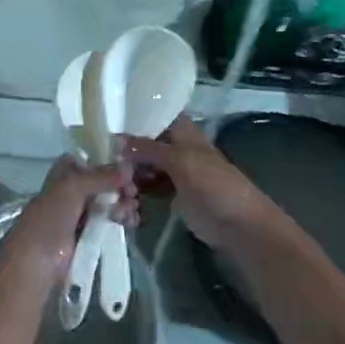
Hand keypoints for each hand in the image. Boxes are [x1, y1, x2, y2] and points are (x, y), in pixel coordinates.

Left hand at [0, 157, 137, 286]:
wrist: (37, 261)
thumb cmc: (50, 218)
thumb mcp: (72, 188)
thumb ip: (101, 176)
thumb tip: (129, 166)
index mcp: (63, 174)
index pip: (89, 160)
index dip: (109, 163)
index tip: (128, 169)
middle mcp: (73, 190)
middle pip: (103, 182)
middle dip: (121, 186)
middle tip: (133, 193)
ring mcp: (81, 214)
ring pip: (109, 202)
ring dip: (124, 203)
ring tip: (131, 211)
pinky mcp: (90, 235)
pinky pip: (110, 222)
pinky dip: (122, 219)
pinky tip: (131, 221)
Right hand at [122, 115, 293, 252]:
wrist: (239, 226)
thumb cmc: (214, 184)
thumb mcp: (180, 160)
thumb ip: (146, 148)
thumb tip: (114, 139)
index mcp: (182, 132)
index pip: (152, 117)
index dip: (132, 120)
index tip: (105, 125)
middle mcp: (174, 148)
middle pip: (142, 145)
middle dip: (125, 155)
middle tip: (108, 168)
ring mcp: (172, 172)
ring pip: (141, 168)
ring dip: (128, 177)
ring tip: (117, 189)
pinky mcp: (170, 196)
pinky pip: (146, 190)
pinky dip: (135, 194)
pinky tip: (123, 202)